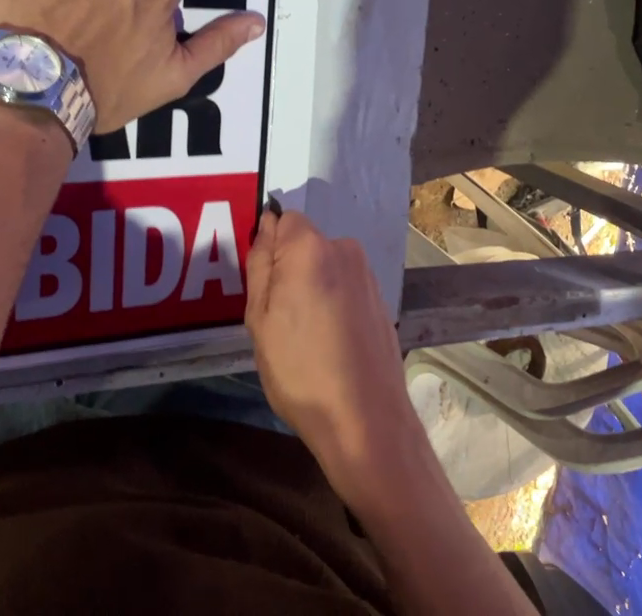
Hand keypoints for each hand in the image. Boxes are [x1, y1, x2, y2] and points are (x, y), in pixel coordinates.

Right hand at [245, 209, 419, 495]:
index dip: (268, 248)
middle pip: (306, 243)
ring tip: (304, 337)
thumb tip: (266, 228)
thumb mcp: (260, 320)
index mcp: (312, 248)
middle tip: (277, 318)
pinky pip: (345, 288)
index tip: (262, 286)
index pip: (283, 219)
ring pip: (326, 267)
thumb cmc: (301, 371)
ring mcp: (368, 277)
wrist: (366, 421)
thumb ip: (261, 266)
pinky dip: (333, 305)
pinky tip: (329, 344)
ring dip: (312, 288)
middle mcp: (346, 250)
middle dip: (289, 269)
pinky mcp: (381, 302)